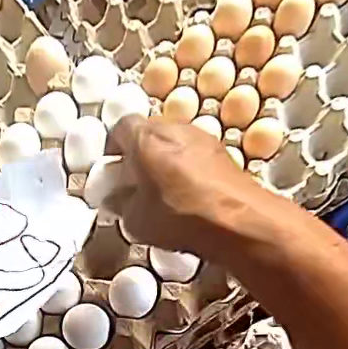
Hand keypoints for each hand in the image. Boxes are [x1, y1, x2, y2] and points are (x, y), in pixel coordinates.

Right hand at [105, 116, 261, 255]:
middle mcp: (173, 128)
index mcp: (144, 138)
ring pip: (171, 143)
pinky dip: (183, 169)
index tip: (110, 171)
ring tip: (156, 194)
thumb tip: (117, 201)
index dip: (112, 150)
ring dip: (161, 162)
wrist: (236, 221)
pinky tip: (182, 198)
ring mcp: (200, 136)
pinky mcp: (220, 152)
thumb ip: (120, 204)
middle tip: (130, 183)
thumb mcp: (134, 220)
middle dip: (136, 155)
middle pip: (147, 133)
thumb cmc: (180, 216)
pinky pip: (192, 155)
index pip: (120, 128)